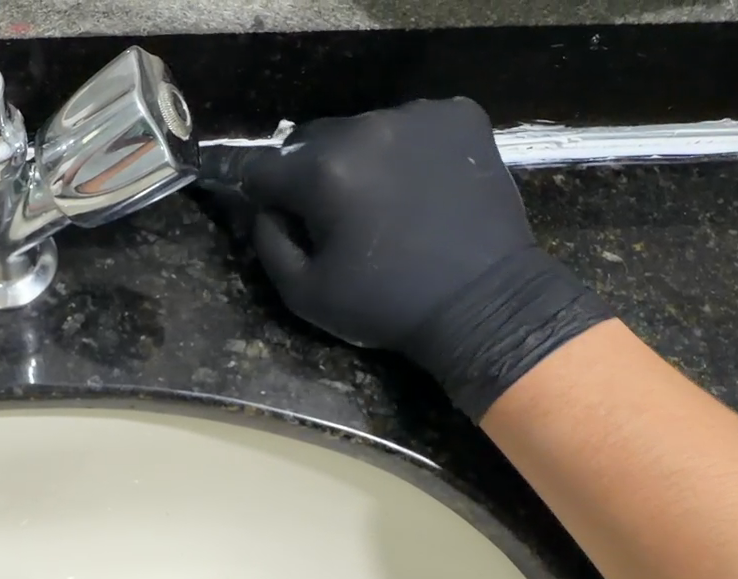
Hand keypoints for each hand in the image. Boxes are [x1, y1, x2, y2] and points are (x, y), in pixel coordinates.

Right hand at [199, 98, 614, 417]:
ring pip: (361, 130)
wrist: (481, 301)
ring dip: (356, 160)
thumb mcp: (304, 293)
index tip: (265, 208)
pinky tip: (415, 187)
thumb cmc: (384, 305)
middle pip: (311, 140)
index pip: (263, 167)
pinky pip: (409, 125)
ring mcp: (416, 115)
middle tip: (328, 215)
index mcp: (322, 172)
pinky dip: (402, 151)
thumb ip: (268, 243)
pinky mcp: (458, 115)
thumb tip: (262, 208)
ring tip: (377, 202)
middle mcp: (366, 128)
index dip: (256, 191)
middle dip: (309, 174)